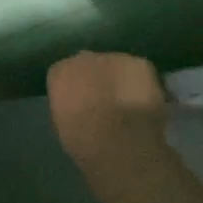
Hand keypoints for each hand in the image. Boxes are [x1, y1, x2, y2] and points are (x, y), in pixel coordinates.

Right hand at [46, 51, 168, 168]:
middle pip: (90, 63)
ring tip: (127, 100)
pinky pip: (139, 70)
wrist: (120, 144)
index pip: (64, 73)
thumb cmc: (83, 141)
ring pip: (116, 65)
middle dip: (96, 78)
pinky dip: (141, 82)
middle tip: (104, 99)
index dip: (75, 87)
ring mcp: (114, 58)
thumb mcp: (62, 122)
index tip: (80, 101)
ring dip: (119, 78)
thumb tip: (77, 100)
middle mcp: (84, 58)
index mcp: (59, 73)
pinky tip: (143, 99)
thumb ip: (67, 102)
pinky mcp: (141, 65)